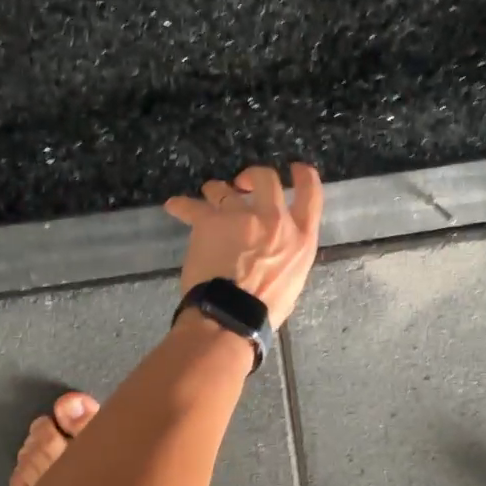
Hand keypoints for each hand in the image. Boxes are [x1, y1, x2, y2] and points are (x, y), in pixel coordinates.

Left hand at [164, 164, 323, 327]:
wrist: (231, 316)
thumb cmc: (264, 310)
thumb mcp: (291, 281)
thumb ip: (286, 256)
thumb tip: (276, 250)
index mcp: (301, 239)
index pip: (311, 193)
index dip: (302, 175)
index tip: (292, 170)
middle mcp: (275, 220)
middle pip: (266, 178)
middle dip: (252, 176)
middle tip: (241, 184)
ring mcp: (242, 217)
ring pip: (224, 189)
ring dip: (215, 191)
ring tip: (207, 199)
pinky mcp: (211, 221)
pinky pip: (192, 207)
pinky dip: (181, 206)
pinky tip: (174, 206)